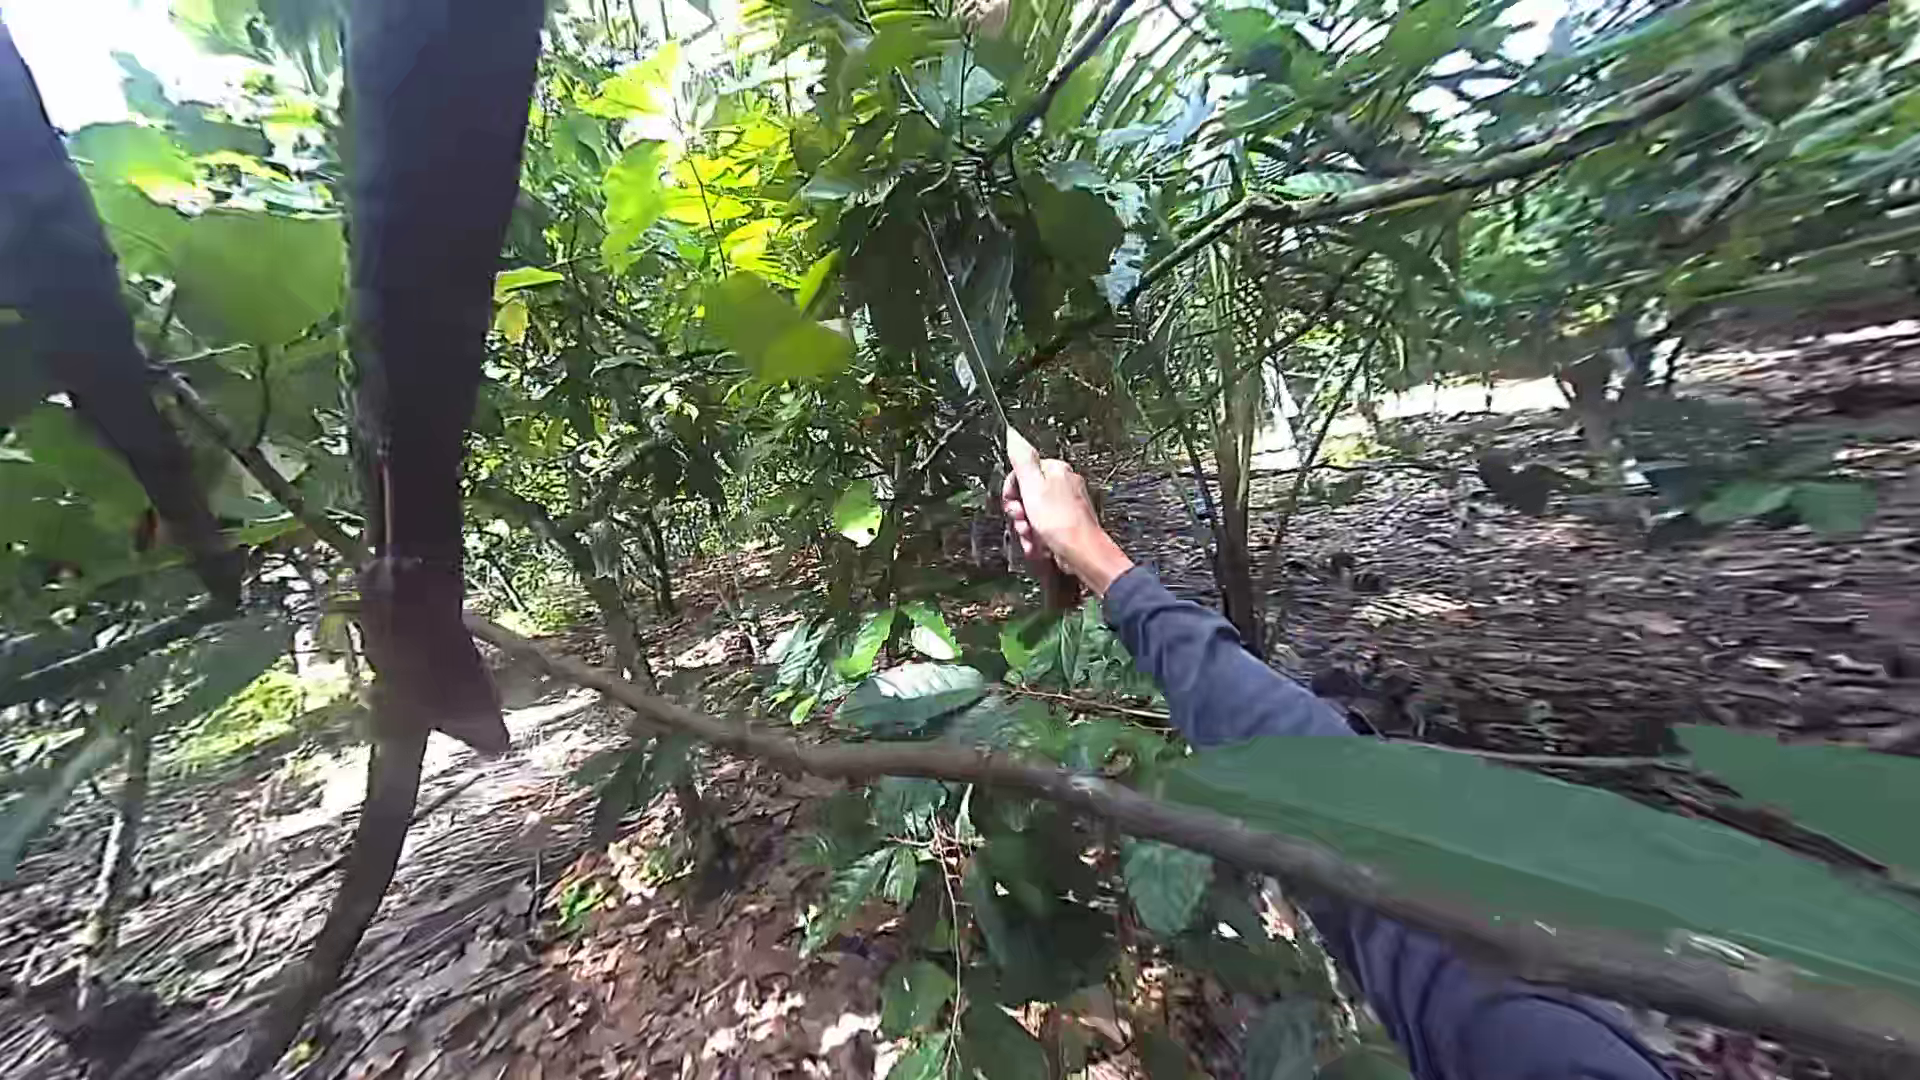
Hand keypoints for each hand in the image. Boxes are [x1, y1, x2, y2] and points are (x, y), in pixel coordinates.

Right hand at [1001, 430, 1134, 595]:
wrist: (1081, 554)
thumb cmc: (1061, 522)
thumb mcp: (1033, 487)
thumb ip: (1022, 460)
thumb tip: (1013, 434)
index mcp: (1056, 471)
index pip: (1021, 473)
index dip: (1012, 491)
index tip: (1014, 502)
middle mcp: (1063, 485)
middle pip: (1026, 495)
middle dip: (1019, 512)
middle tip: (1023, 520)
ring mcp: (1066, 506)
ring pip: (1033, 515)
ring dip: (1026, 529)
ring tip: (1032, 536)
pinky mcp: (1066, 526)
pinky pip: (1043, 529)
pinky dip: (1037, 539)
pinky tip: (1038, 546)